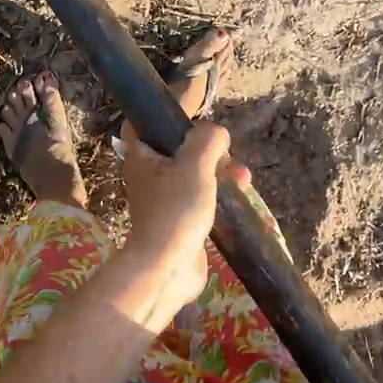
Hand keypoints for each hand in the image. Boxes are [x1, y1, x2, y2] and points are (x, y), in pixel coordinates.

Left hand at [121, 122, 231, 317]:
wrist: (167, 270)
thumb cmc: (175, 209)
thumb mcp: (195, 164)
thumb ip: (207, 139)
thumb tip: (217, 132)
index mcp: (142, 156)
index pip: (140, 123)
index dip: (159, 114)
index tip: (185, 112)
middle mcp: (148, 174)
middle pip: (177, 147)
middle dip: (206, 146)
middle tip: (226, 151)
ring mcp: (163, 199)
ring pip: (192, 172)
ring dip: (218, 170)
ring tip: (243, 177)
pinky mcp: (179, 220)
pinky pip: (200, 196)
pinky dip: (218, 192)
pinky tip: (239, 194)